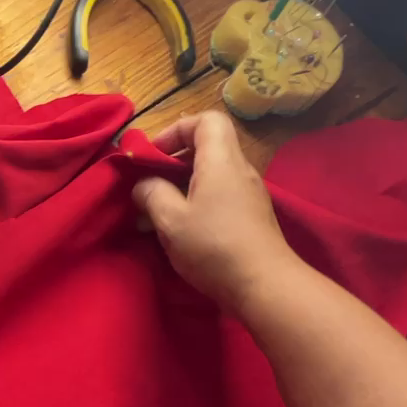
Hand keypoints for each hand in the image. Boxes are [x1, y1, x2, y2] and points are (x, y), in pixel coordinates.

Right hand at [131, 111, 301, 308]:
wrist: (263, 285)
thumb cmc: (213, 246)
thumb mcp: (171, 220)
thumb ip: (151, 194)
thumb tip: (143, 184)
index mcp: (221, 161)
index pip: (206, 121)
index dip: (176, 130)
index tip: (153, 155)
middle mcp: (239, 170)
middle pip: (207, 148)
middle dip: (173, 162)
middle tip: (148, 185)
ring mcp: (247, 194)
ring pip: (210, 176)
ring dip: (181, 188)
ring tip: (156, 214)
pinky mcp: (249, 217)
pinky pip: (218, 197)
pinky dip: (195, 204)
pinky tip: (179, 231)